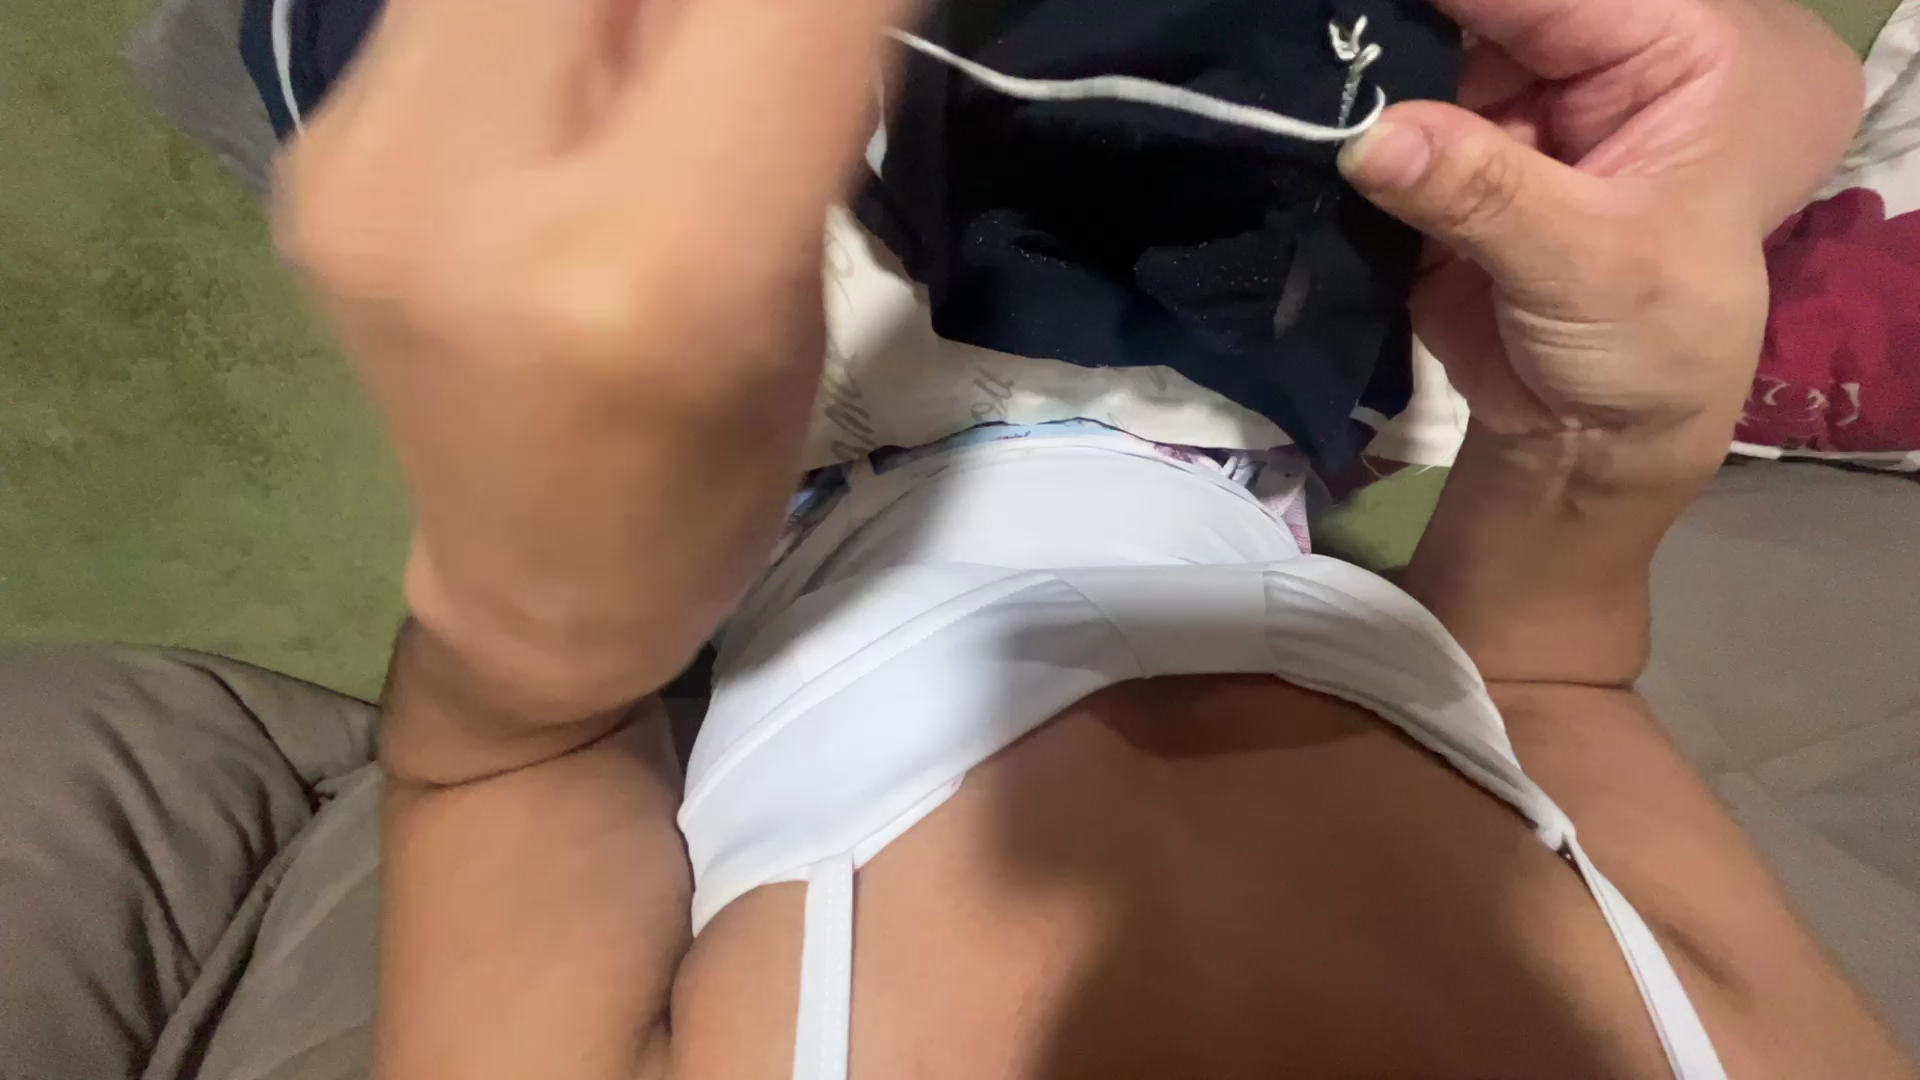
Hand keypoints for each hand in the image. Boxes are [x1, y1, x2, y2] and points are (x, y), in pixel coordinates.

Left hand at [276, 0, 904, 746]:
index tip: (866, 23)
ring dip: (632, 3)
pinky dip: (557, 13)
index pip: (776, 13)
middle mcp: (474, 186)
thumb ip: (789, 123)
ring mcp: (361, 154)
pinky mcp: (319, 147)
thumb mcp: (796, 326)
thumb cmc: (709, 500)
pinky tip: (590, 93)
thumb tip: (795, 12)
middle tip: (754, 55)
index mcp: (656, 271)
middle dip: (723, 1)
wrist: (546, 597)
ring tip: (669, 81)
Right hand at [1340, 0, 1860, 478]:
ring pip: (1430, 87)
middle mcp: (1597, 80)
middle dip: (1408, 42)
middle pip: (1488, 31)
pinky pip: (1398, 153)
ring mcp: (1519, 134)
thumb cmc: (1643, 342)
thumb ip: (1481, 194)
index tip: (1372, 1)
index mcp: (1685, 58)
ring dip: (1371, 99)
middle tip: (1322, 48)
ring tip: (1301, 96)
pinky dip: (1356, 155)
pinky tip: (1309, 140)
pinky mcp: (1457, 186)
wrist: (1584, 432)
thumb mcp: (1585, 262)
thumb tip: (1364, 137)